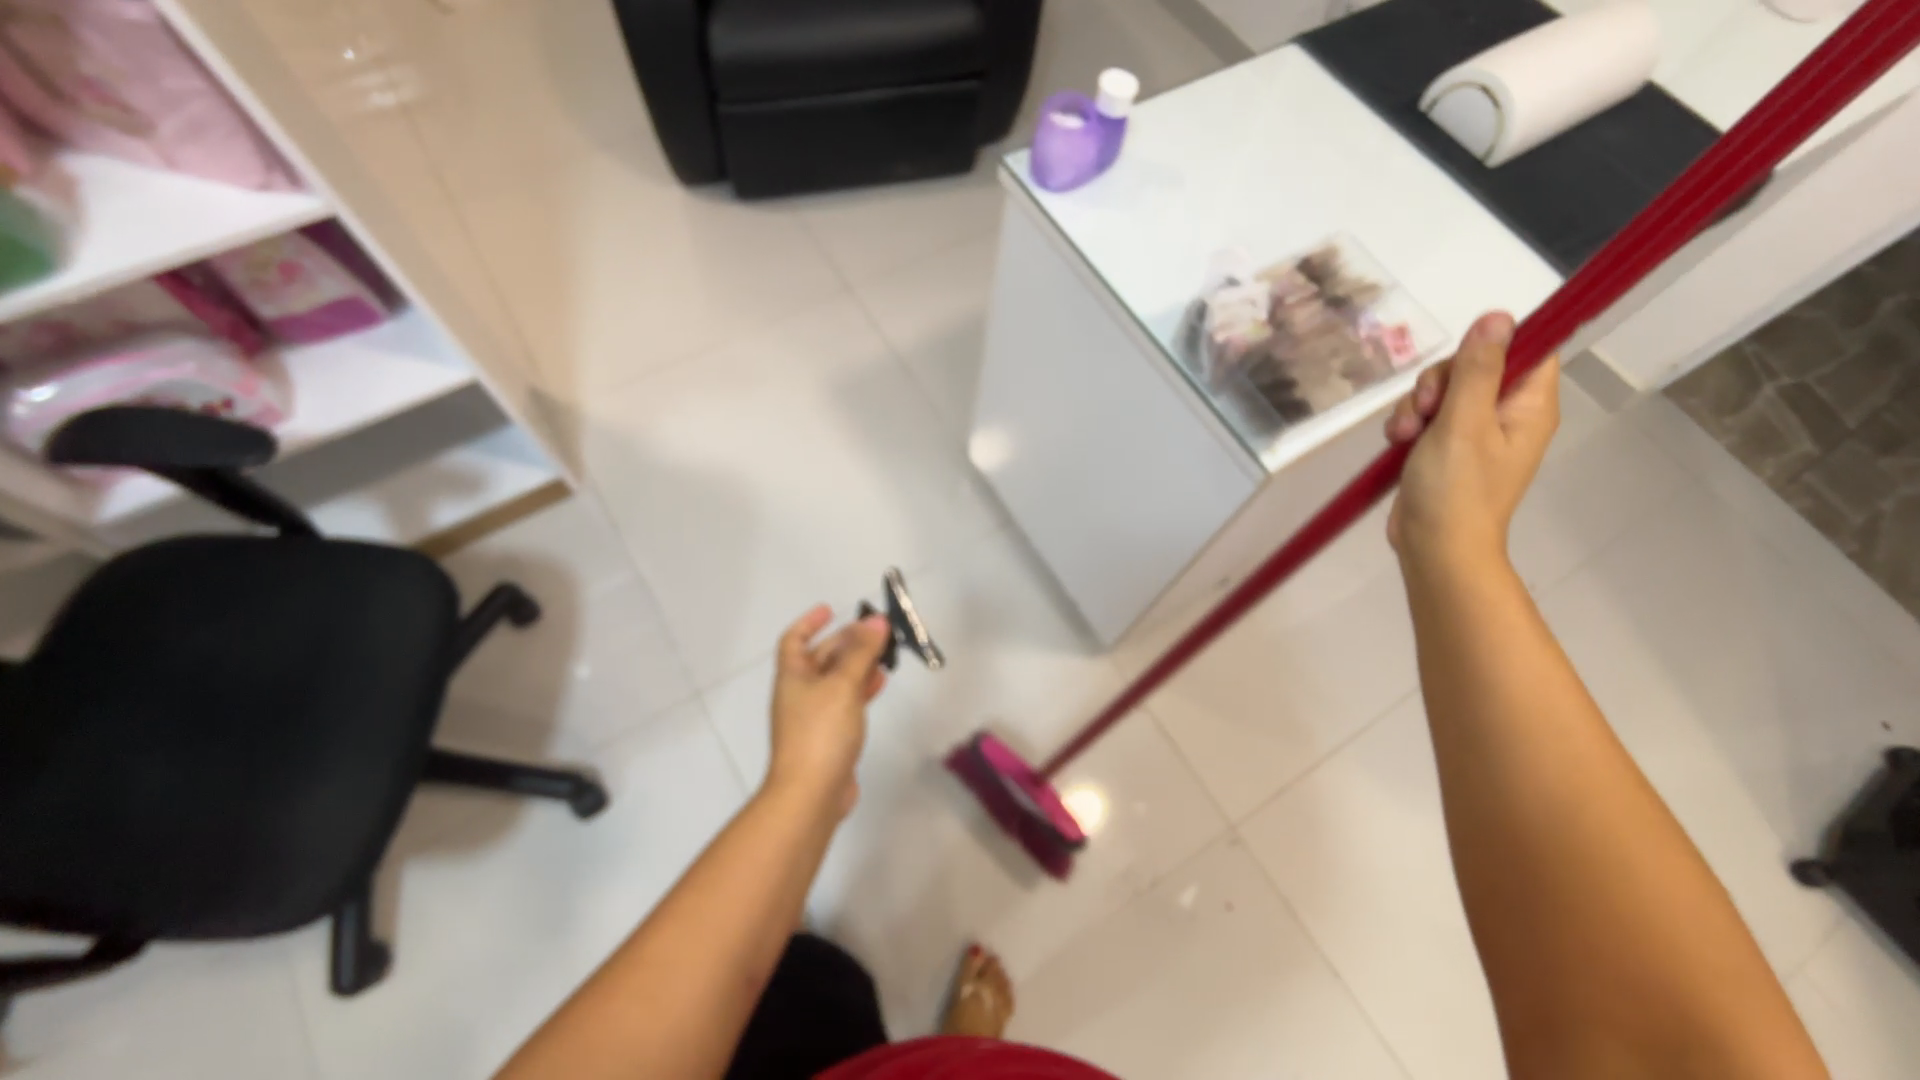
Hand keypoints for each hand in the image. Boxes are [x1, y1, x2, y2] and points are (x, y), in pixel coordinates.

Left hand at [765, 606, 891, 816]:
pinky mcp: (829, 738)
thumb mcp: (842, 685)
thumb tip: (876, 620)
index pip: (794, 640)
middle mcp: (799, 694)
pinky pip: (845, 703)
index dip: (809, 622)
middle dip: (846, 642)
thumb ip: (861, 652)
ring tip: (885, 655)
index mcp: (792, 677)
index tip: (831, 609)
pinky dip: (861, 690)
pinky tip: (880, 685)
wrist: (810, 795)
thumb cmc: (820, 733)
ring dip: (858, 665)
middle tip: (875, 631)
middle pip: (821, 658)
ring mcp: (813, 718)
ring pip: (836, 681)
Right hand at [1384, 312, 1558, 573]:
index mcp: (1529, 406)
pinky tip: (1398, 442)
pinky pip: (1427, 417)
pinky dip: (1409, 425)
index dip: (1494, 345)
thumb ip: (1478, 368)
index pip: (1529, 349)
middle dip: (1439, 381)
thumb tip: (1498, 316)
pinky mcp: (1445, 449)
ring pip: (1443, 392)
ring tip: (1405, 435)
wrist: (1435, 548)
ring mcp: (1475, 433)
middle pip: (1475, 367)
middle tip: (1426, 407)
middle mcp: (1508, 415)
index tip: (1461, 358)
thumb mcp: (1464, 422)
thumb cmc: (1456, 488)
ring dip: (1416, 405)